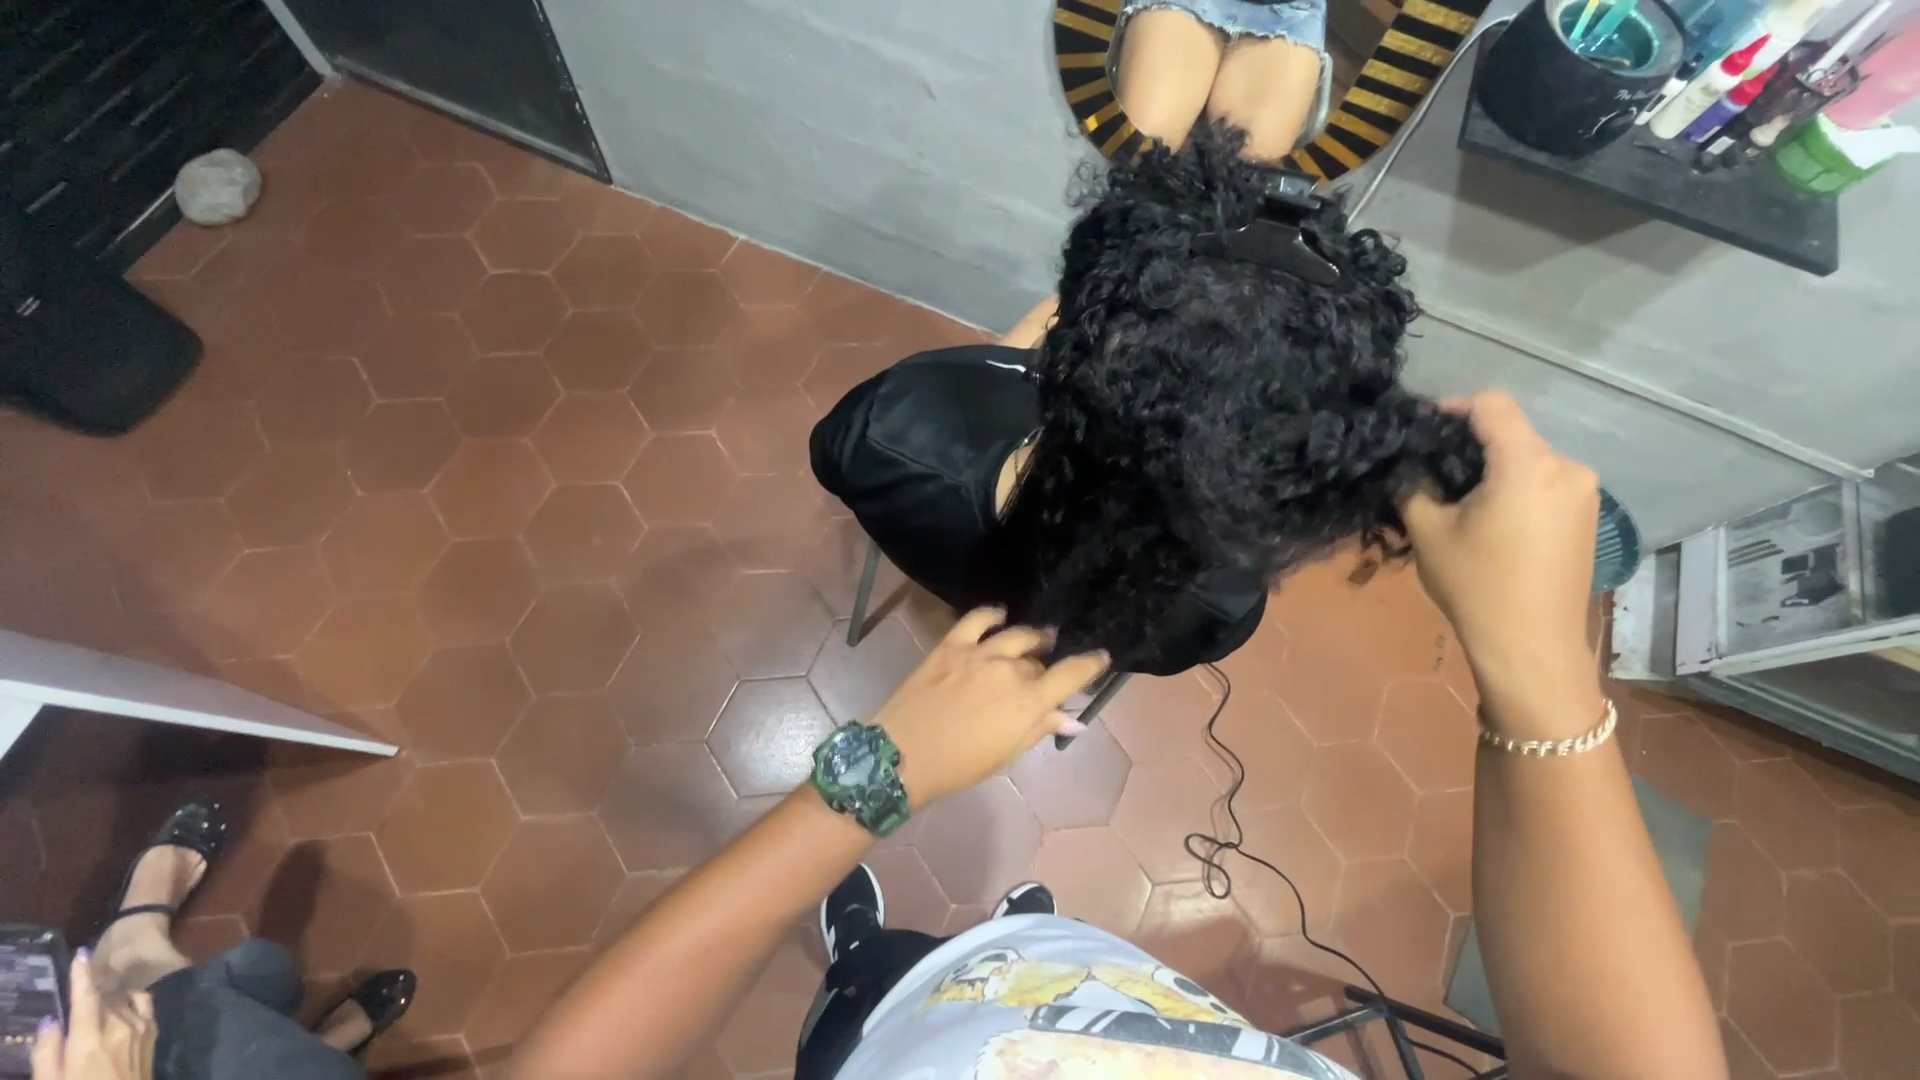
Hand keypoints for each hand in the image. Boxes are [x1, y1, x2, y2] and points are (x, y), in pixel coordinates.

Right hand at [32, 953, 156, 1079]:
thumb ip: (47, 1052)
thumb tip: (50, 1021)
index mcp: (91, 1039)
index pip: (88, 999)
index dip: (83, 976)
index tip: (79, 955)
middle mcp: (122, 1025)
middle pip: (104, 997)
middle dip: (90, 991)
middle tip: (75, 988)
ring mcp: (143, 1026)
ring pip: (123, 999)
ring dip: (108, 996)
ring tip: (91, 1001)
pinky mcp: (154, 1030)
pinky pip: (143, 1003)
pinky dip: (128, 999)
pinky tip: (117, 1006)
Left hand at [872, 608, 1108, 806]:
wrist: (905, 754)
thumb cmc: (960, 765)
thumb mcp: (1007, 753)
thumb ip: (1039, 728)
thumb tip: (1070, 719)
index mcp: (1028, 701)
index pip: (1071, 673)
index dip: (1090, 664)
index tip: (1100, 657)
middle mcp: (1010, 670)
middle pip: (1038, 660)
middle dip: (1046, 666)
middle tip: (1045, 671)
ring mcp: (980, 653)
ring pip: (1017, 635)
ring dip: (1031, 637)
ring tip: (1037, 638)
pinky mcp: (952, 645)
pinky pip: (977, 620)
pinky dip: (992, 615)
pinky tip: (999, 615)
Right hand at [1401, 392, 1604, 737]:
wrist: (1530, 644)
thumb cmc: (1476, 584)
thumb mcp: (1427, 532)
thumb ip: (1414, 486)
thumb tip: (1407, 466)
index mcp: (1528, 465)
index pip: (1492, 406)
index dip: (1452, 406)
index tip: (1420, 426)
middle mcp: (1566, 468)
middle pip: (1512, 434)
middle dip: (1468, 444)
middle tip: (1429, 468)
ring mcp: (1584, 492)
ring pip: (1528, 459)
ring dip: (1492, 467)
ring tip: (1455, 497)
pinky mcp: (1588, 516)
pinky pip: (1544, 482)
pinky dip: (1513, 486)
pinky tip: (1487, 517)